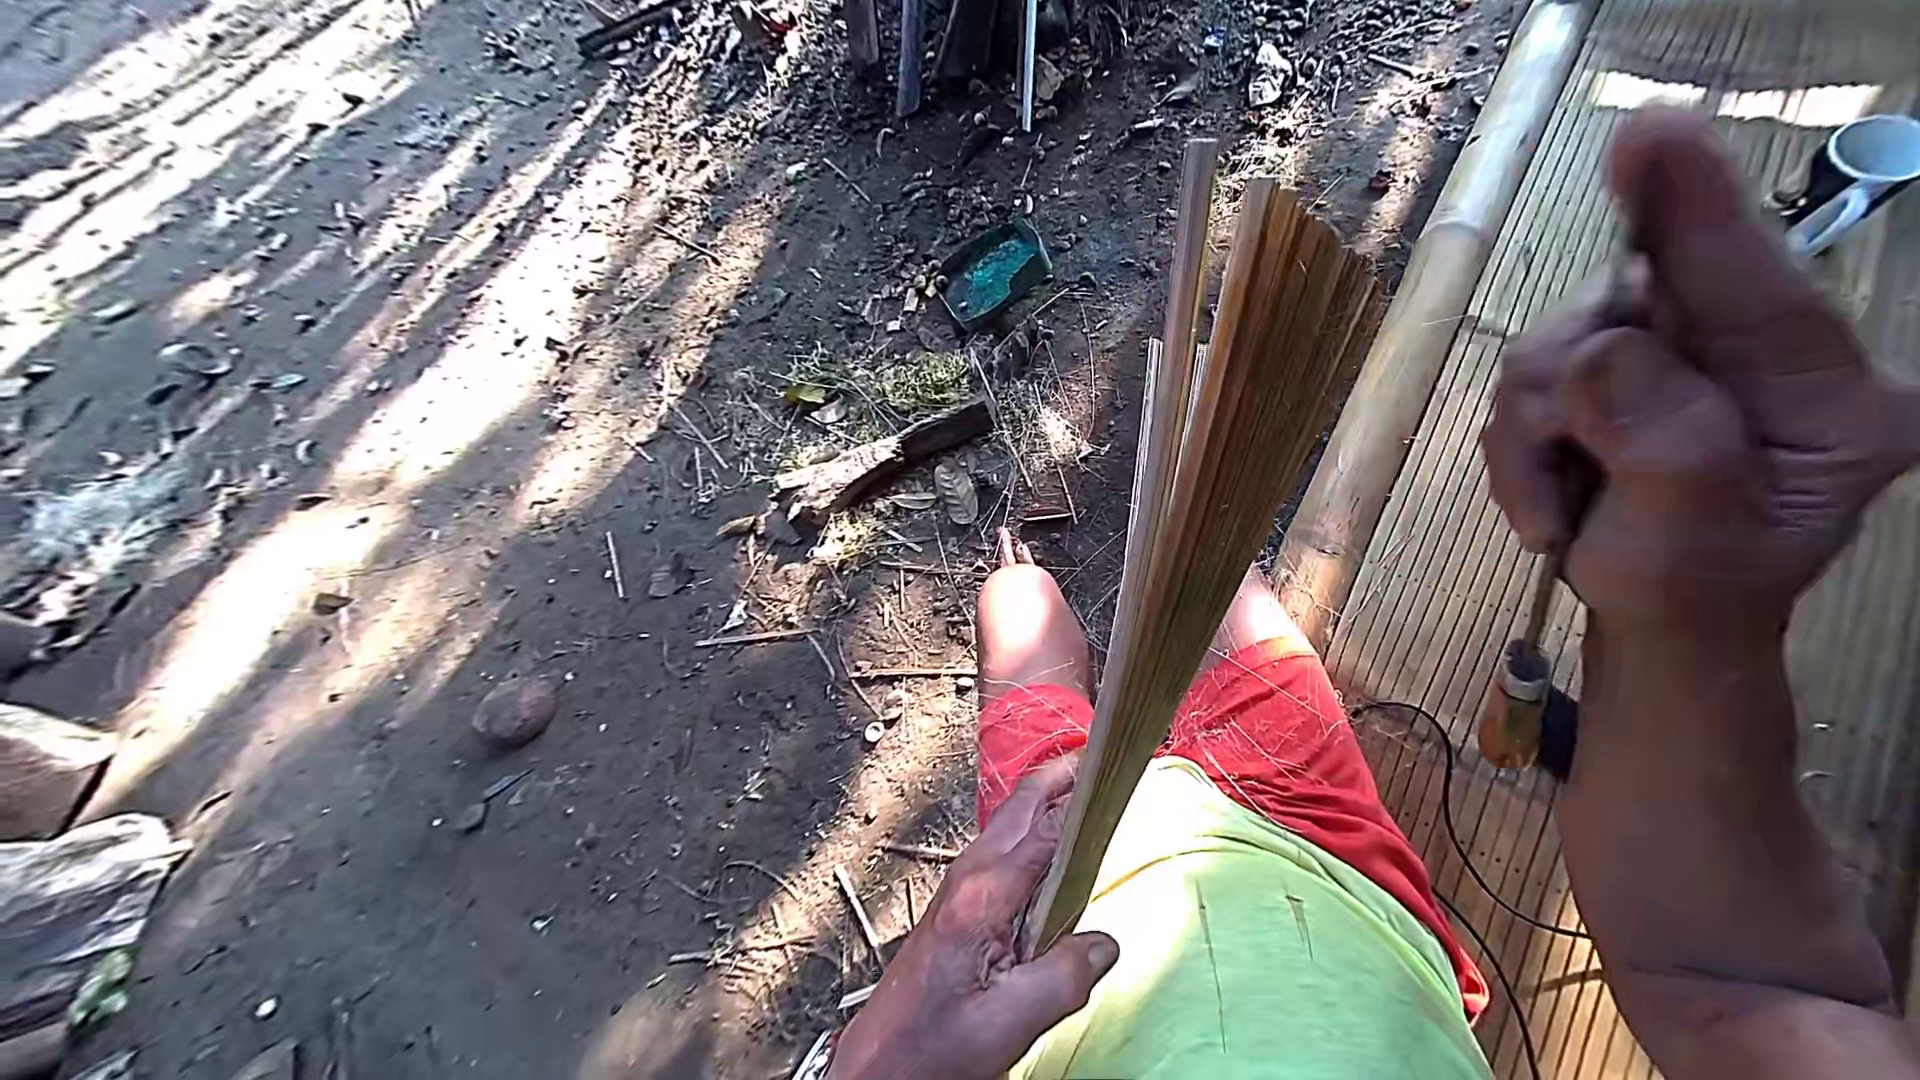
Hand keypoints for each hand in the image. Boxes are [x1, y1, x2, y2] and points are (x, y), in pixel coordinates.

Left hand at [829, 756, 1118, 1079]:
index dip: (1079, 801)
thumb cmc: (933, 1044)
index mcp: (984, 894)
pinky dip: (1030, 826)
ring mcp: (961, 881)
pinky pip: (1001, 845)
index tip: (1107, 775)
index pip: (1045, 833)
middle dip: (1056, 776)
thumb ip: (1062, 979)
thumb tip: (1105, 944)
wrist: (880, 1060)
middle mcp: (971, 874)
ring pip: (1008, 820)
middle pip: (1020, 806)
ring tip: (1077, 787)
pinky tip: (1048, 843)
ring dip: (1042, 797)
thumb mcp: (1007, 1023)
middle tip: (1092, 758)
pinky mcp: (959, 897)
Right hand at [1482, 110, 1919, 632]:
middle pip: (1609, 318)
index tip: (1646, 134)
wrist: (1657, 620)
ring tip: (1549, 504)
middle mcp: (1739, 362)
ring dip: (1526, 435)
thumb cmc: (1690, 589)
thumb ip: (1659, 434)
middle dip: (1557, 395)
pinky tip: (1543, 491)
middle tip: (1551, 466)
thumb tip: (1594, 354)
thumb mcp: (1685, 528)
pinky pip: (1524, 393)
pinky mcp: (1605, 393)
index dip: (1691, 209)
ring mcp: (1665, 375)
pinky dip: (1514, 449)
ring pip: (1548, 358)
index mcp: (1815, 390)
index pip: (1751, 282)